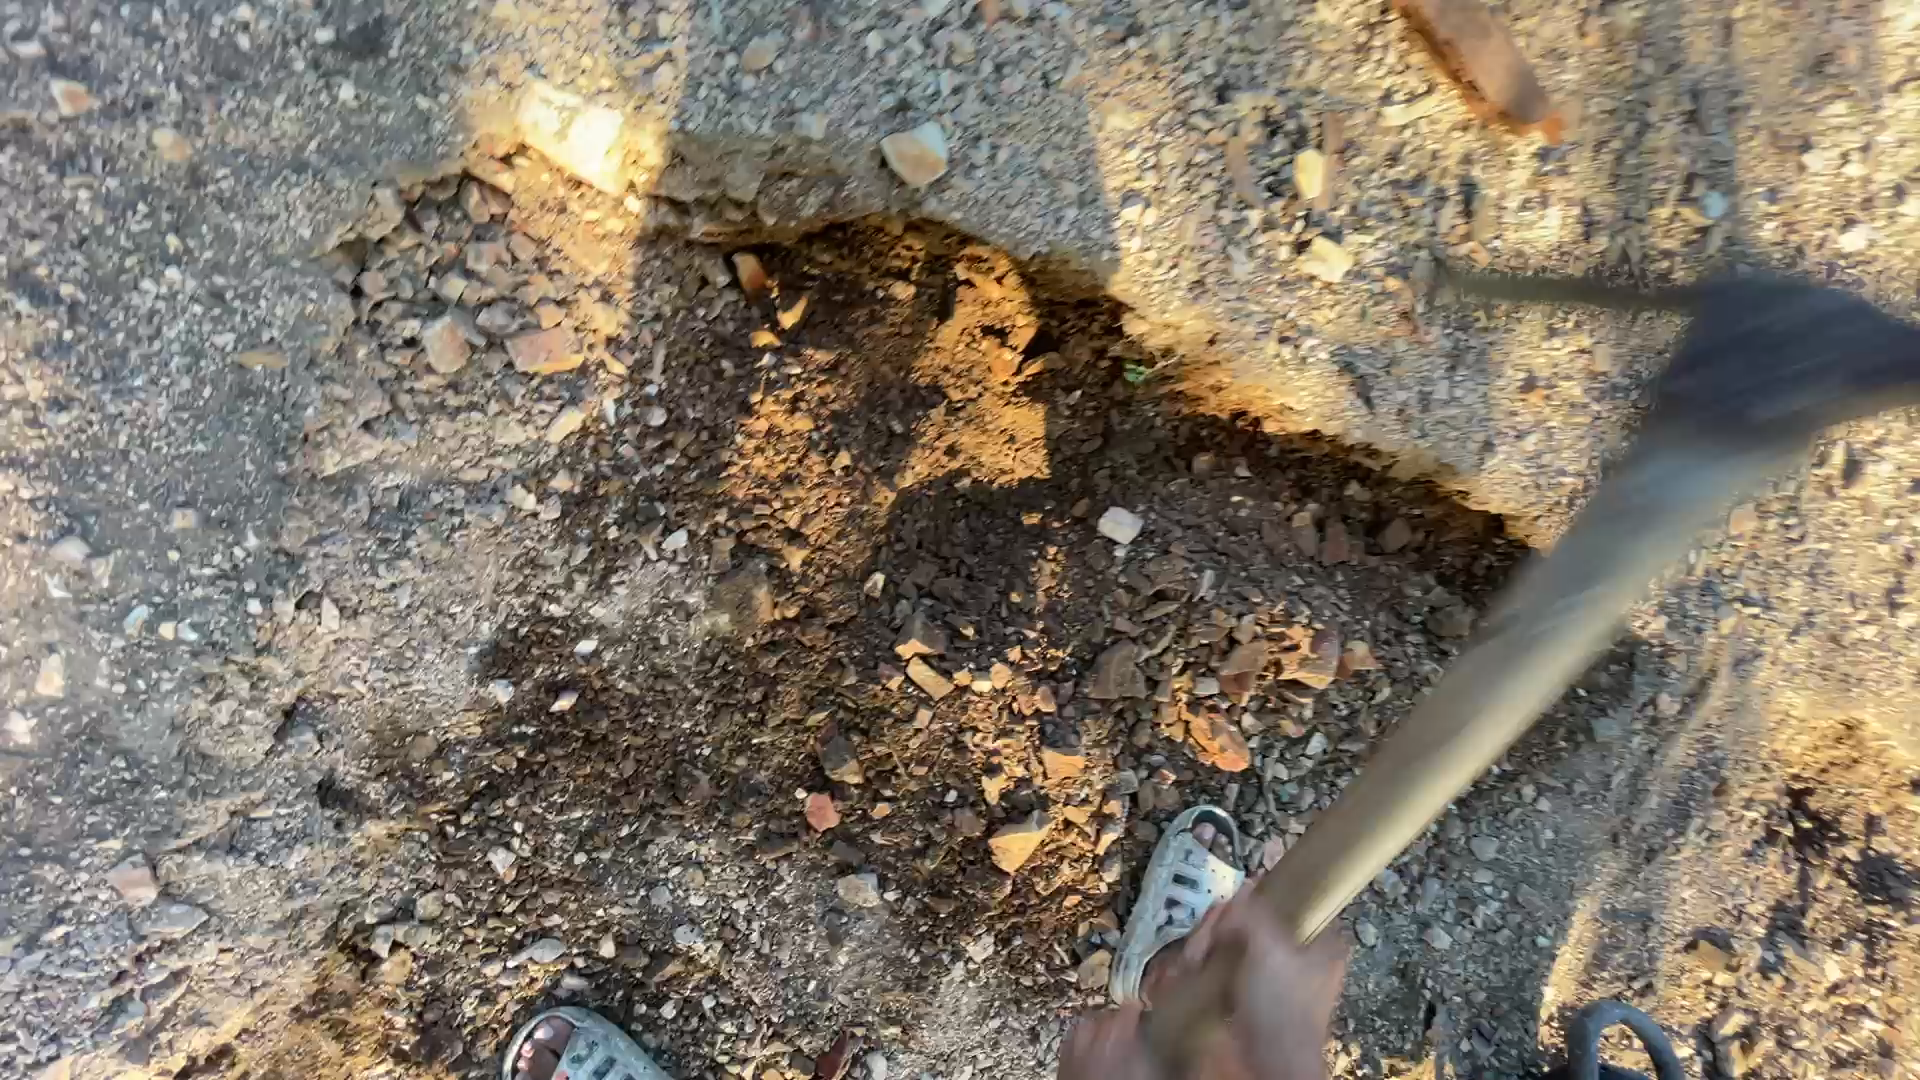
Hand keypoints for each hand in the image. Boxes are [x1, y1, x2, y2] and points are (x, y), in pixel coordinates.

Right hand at [1059, 893, 1347, 1079]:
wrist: (1268, 1067)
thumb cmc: (1281, 1005)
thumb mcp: (1270, 945)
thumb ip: (1252, 911)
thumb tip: (1240, 887)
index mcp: (1319, 941)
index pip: (1286, 900)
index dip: (1257, 896)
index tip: (1232, 902)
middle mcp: (1296, 955)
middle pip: (1248, 919)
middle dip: (1220, 925)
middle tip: (1208, 934)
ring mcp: (1268, 976)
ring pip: (1229, 940)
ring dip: (1205, 944)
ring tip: (1195, 958)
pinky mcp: (1244, 994)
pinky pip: (1220, 964)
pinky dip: (1203, 963)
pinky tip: (1192, 966)